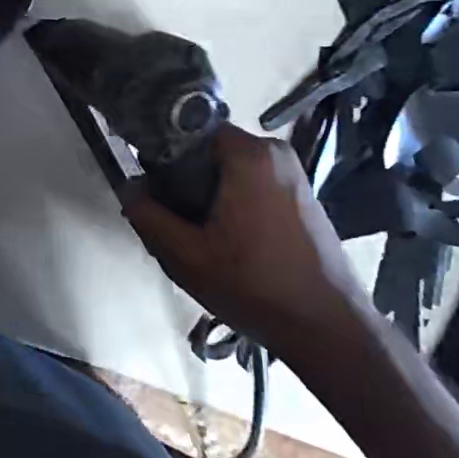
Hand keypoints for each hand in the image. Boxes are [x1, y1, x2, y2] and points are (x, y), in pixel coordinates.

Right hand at [124, 125, 369, 349]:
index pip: (188, 127)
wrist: (329, 330)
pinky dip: (229, 201)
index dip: (161, 153)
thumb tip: (129, 187)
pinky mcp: (300, 195)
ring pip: (227, 168)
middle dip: (182, 178)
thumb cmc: (256, 286)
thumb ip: (148, 216)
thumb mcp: (187, 256)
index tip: (150, 186)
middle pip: (207, 149)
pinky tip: (223, 239)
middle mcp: (274, 151)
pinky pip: (250, 182)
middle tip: (170, 218)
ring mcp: (292, 173)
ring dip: (205, 193)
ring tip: (195, 234)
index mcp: (249, 154)